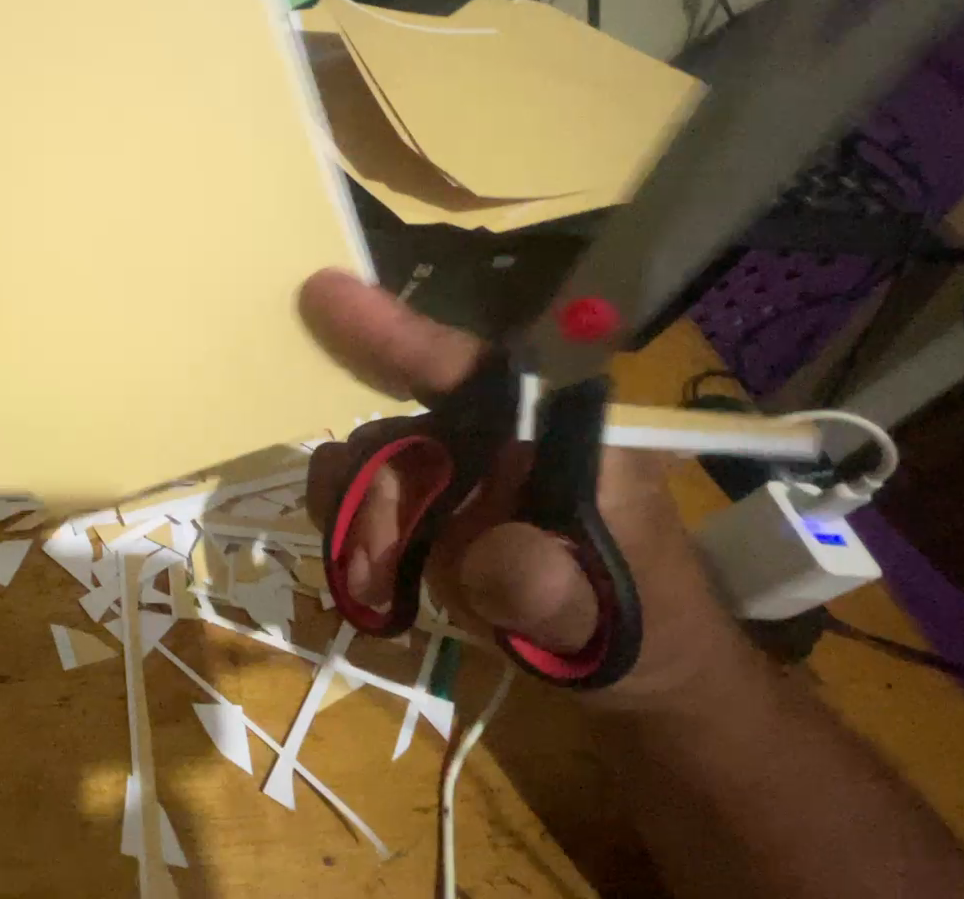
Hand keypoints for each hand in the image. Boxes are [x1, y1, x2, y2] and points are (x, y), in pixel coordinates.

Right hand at [299, 269, 751, 705]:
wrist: (633, 668)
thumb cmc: (638, 627)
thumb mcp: (599, 620)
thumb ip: (548, 590)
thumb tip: (488, 558)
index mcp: (555, 431)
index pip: (471, 368)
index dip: (398, 332)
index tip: (325, 295)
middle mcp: (496, 432)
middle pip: (399, 426)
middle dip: (372, 491)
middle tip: (374, 562)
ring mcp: (457, 466)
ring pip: (368, 459)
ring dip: (357, 519)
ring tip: (374, 581)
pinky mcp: (427, 500)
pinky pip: (359, 492)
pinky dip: (349, 533)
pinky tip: (370, 582)